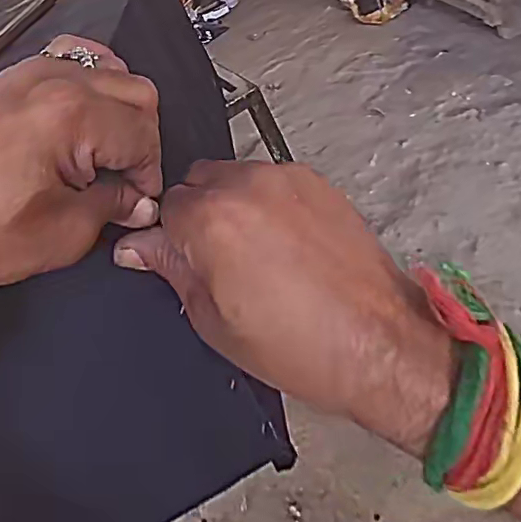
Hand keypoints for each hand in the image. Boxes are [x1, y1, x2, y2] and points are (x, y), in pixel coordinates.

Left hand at [0, 36, 162, 293]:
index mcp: (69, 114)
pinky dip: (88, 88)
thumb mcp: (62, 232)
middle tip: (126, 181)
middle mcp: (49, 82)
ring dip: (118, 112)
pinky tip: (82, 121)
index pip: (143, 133)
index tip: (138, 198)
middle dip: (141, 139)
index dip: (149, 174)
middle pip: (136, 93)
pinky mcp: (9, 81)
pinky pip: (69, 64)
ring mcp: (26, 75)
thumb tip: (135, 198)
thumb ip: (113, 207)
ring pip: (107, 72)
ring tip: (103, 157)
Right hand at [112, 161, 453, 453]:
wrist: (382, 345)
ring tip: (255, 252)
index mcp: (209, 220)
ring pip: (230, 177)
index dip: (168, 236)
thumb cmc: (304, 345)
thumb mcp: (211, 318)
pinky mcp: (314, 182)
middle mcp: (243, 187)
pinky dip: (264, 202)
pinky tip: (282, 242)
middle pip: (193, 183)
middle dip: (195, 215)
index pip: (162, 206)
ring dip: (229, 205)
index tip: (179, 255)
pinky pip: (267, 180)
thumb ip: (169, 269)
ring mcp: (282, 180)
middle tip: (215, 257)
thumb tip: (138, 248)